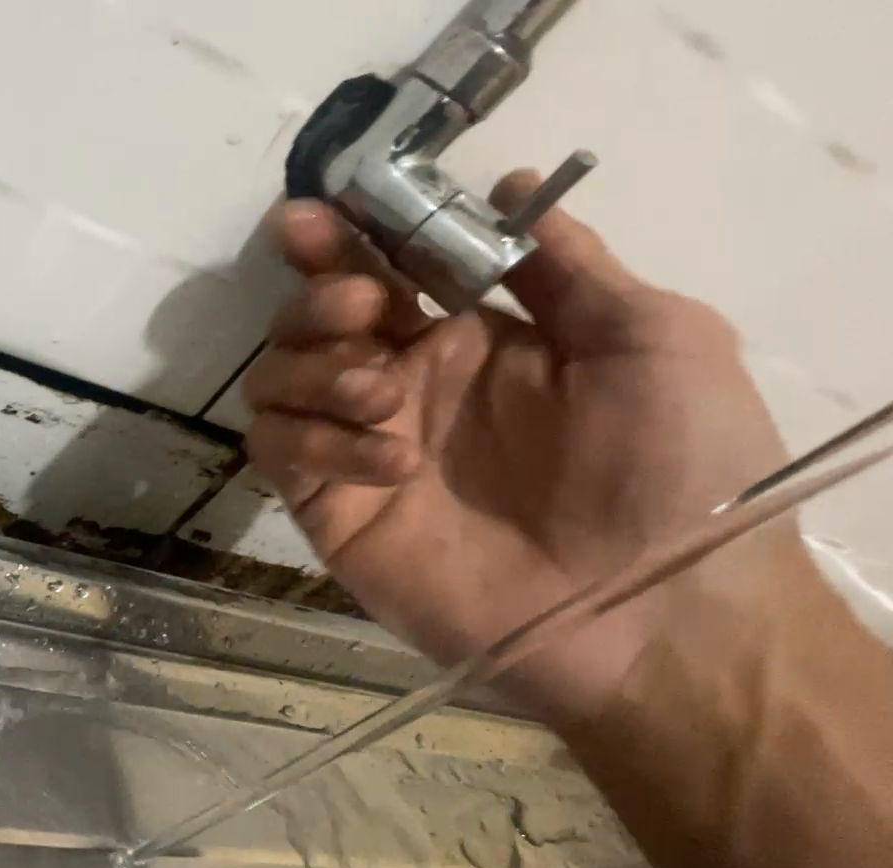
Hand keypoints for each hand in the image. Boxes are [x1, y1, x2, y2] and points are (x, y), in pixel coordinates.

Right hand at [243, 171, 801, 721]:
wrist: (647, 609)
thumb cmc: (670, 466)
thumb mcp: (650, 339)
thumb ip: (568, 265)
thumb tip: (511, 183)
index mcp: (462, 339)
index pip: (372, 274)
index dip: (331, 243)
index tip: (309, 222)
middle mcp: (396, 385)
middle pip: (303, 323)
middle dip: (316, 302)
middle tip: (365, 313)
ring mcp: (353, 447)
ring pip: (272, 382)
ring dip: (315, 372)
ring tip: (385, 398)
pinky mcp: (327, 507)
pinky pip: (278, 451)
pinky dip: (317, 442)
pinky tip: (390, 464)